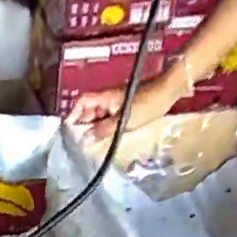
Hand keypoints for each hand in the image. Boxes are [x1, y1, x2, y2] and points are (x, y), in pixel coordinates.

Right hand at [67, 73, 182, 141]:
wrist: (168, 92)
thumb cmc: (146, 104)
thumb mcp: (123, 121)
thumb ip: (104, 130)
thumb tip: (85, 139)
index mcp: (105, 98)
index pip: (82, 102)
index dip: (73, 114)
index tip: (68, 129)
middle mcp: (108, 99)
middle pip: (89, 110)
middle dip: (82, 124)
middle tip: (77, 142)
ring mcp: (117, 103)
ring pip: (99, 115)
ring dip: (93, 128)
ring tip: (90, 144)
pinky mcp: (125, 108)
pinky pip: (109, 118)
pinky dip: (104, 127)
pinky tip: (105, 139)